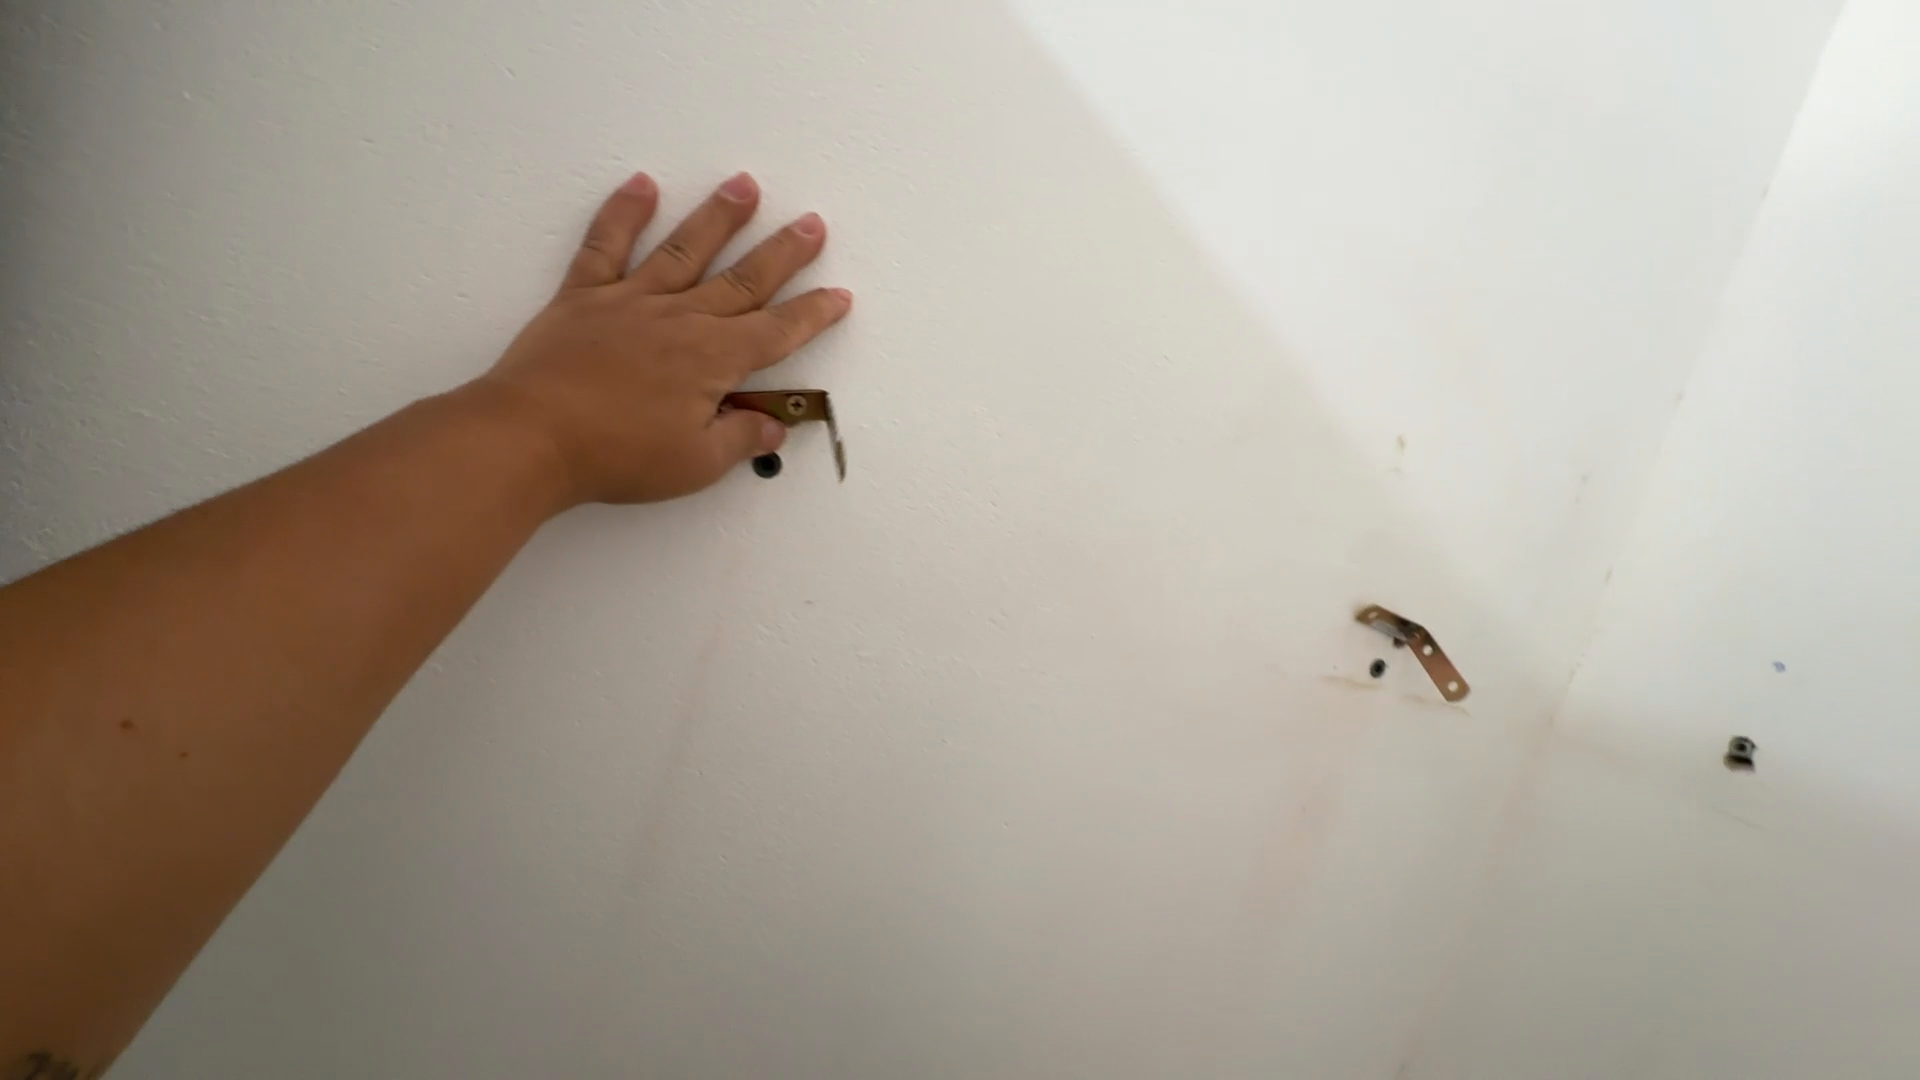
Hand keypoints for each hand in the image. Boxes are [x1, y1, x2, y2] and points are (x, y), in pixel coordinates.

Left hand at [473, 171, 850, 506]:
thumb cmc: (618, 454)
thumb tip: (773, 428)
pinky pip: (606, 244)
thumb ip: (741, 438)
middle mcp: (681, 319)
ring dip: (719, 217)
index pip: (778, 331)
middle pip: (745, 279)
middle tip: (811, 224)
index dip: (813, 314)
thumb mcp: (697, 463)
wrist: (531, 438)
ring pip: (686, 249)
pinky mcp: (585, 297)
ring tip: (744, 187)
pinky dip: (623, 213)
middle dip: (784, 252)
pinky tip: (642, 186)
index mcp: (714, 358)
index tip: (838, 296)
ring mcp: (632, 301)